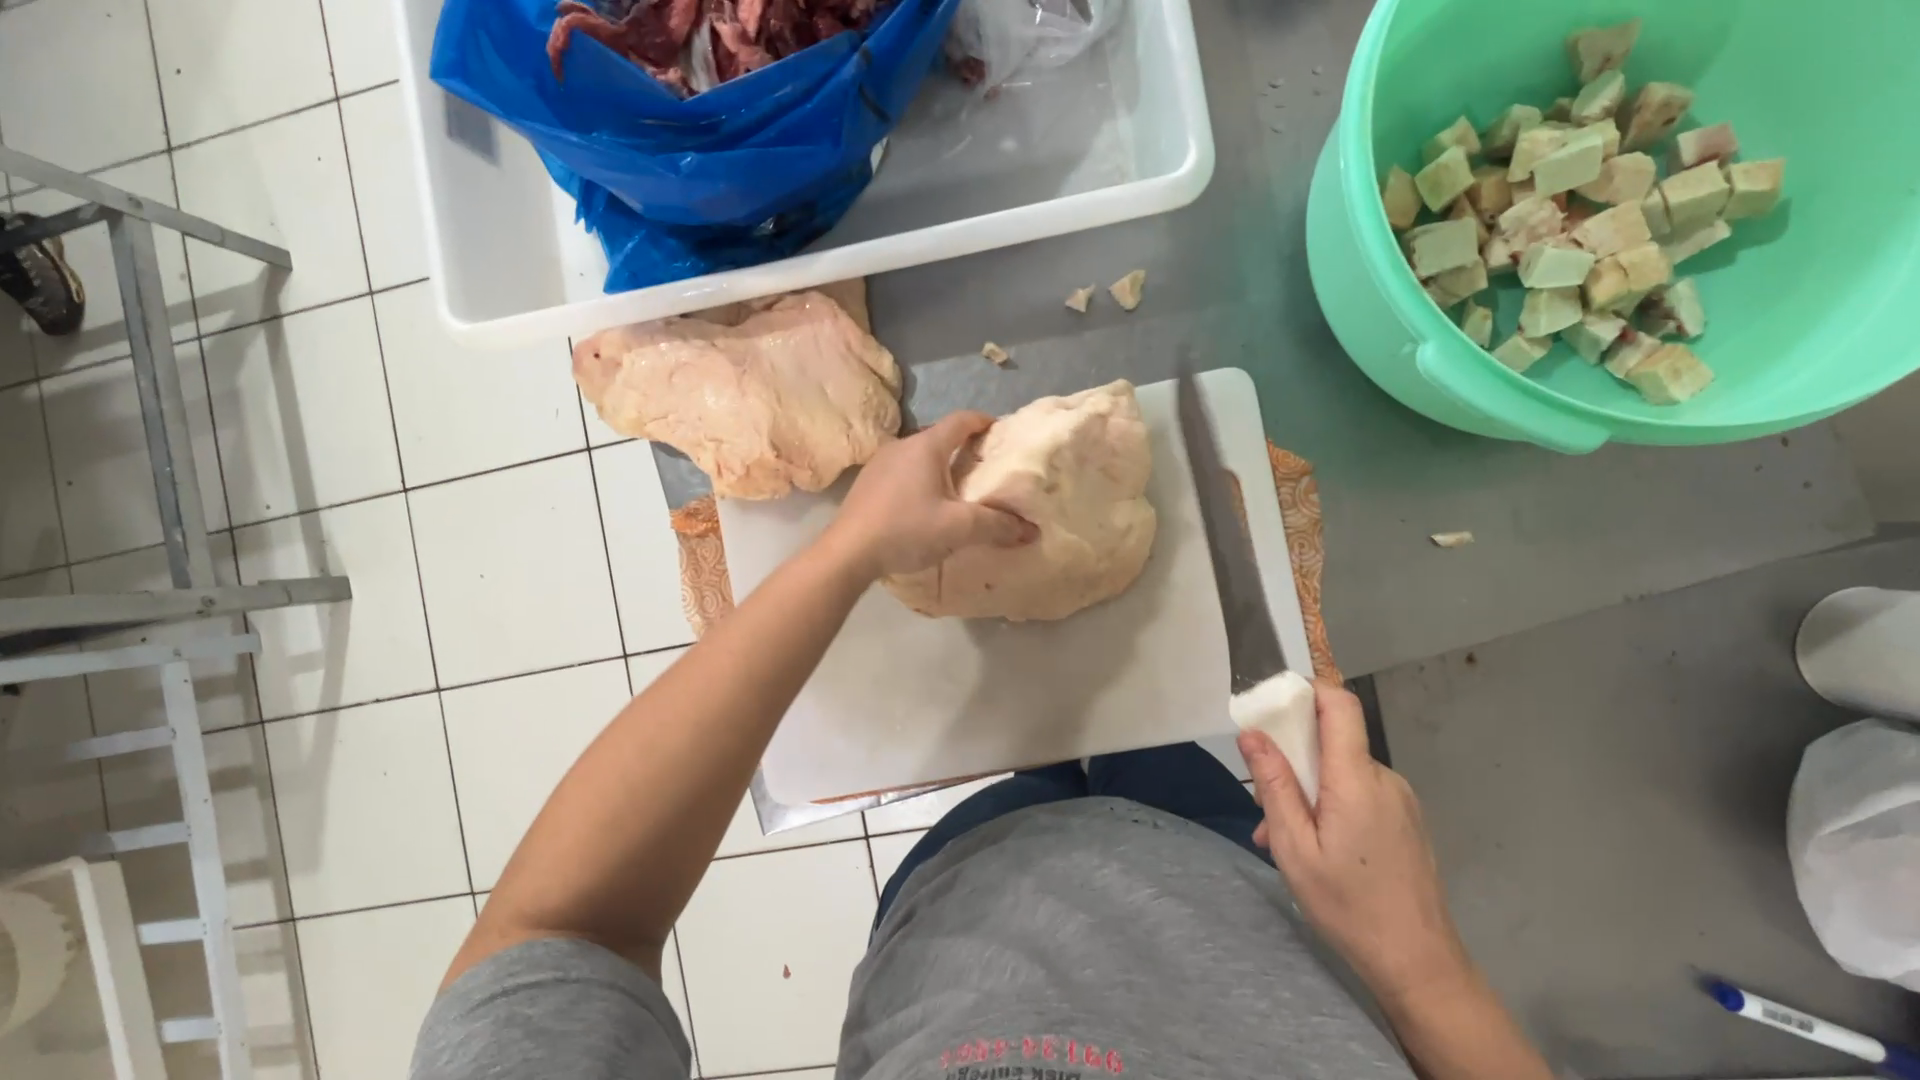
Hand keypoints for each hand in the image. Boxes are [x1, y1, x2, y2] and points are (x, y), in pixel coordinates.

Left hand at [822, 411, 1037, 579]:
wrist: (848, 553)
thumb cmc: (906, 530)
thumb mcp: (958, 528)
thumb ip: (997, 525)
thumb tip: (1030, 530)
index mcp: (926, 446)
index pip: (961, 420)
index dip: (984, 422)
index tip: (1001, 433)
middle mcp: (902, 445)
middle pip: (940, 437)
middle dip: (964, 449)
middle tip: (985, 469)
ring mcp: (880, 463)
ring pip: (920, 456)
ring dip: (940, 467)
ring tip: (957, 490)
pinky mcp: (867, 483)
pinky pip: (902, 472)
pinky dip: (920, 480)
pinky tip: (924, 506)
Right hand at [1239, 684, 1472, 1003]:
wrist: (1419, 964)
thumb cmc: (1348, 906)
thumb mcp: (1294, 848)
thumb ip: (1274, 785)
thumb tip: (1251, 734)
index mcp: (1357, 779)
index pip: (1340, 704)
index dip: (1307, 691)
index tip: (1273, 707)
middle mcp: (1384, 779)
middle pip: (1332, 743)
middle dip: (1292, 763)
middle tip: (1265, 811)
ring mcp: (1400, 800)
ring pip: (1343, 773)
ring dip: (1309, 793)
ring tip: (1285, 843)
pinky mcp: (1406, 820)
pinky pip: (1360, 795)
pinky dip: (1331, 808)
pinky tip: (1317, 850)